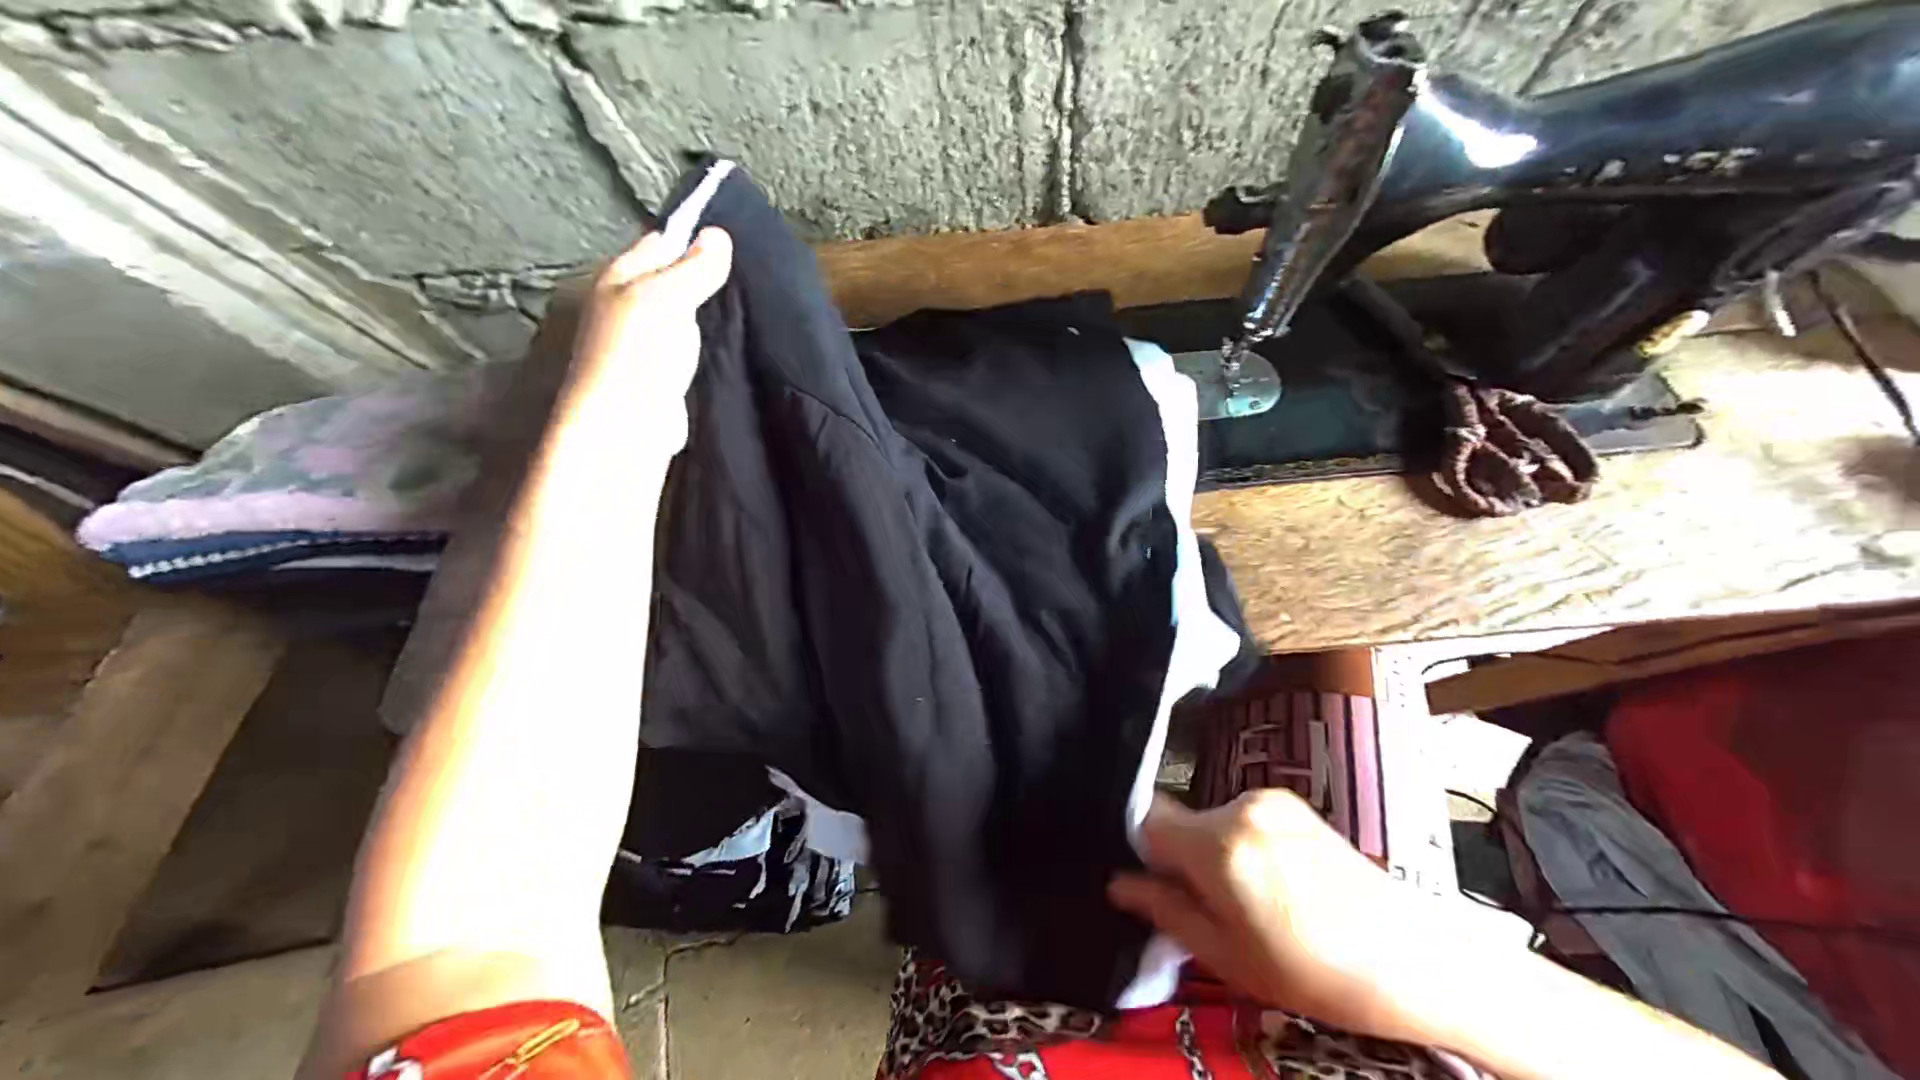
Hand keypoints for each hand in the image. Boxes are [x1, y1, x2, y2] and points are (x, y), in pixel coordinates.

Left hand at [567, 226, 733, 452]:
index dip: (693, 237)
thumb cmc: (638, 354)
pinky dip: (708, 338)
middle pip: (672, 277)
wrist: (628, 424)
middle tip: (748, 270)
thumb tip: (719, 236)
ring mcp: (646, 340)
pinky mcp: (664, 371)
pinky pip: (690, 343)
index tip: (733, 240)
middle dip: (704, 273)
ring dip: (708, 308)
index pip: (660, 242)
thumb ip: (693, 269)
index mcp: (620, 276)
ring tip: (747, 300)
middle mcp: (629, 303)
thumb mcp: (666, 299)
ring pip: (684, 311)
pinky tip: (729, 339)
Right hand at [1109, 791, 1473, 1044]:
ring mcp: (1269, 799)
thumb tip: (1119, 885)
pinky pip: (1242, 816)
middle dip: (1183, 858)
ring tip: (1253, 900)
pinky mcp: (1292, 801)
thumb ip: (1166, 911)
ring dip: (1214, 851)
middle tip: (1211, 907)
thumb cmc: (1314, 973)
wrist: (1413, 959)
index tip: (1156, 884)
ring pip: (1211, 820)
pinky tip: (1277, 881)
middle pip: (1181, 822)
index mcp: (1217, 847)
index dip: (1143, 851)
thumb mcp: (1227, 957)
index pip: (1146, 820)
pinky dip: (1242, 842)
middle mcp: (1238, 807)